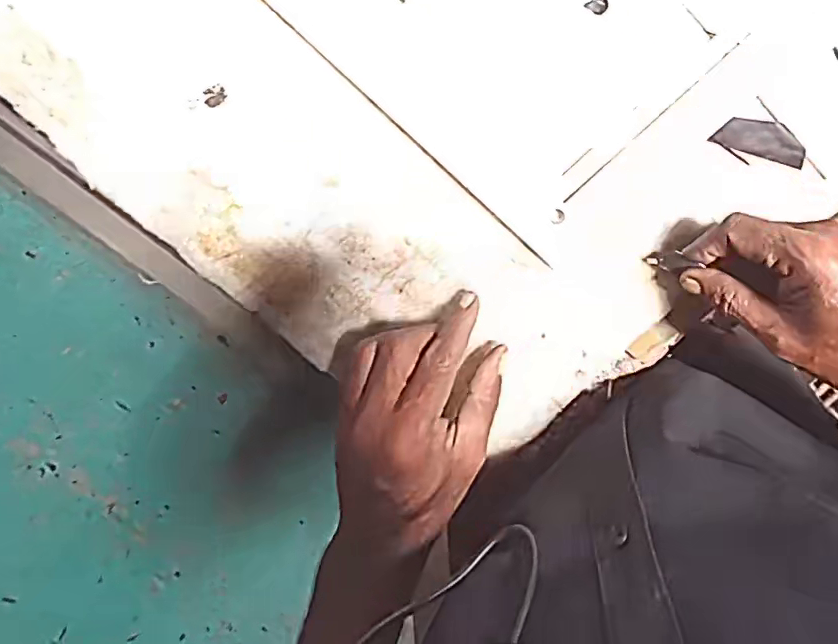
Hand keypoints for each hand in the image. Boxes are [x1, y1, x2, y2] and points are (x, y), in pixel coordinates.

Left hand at [331, 293, 504, 561]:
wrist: (380, 536)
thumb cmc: (431, 499)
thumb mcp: (470, 455)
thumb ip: (483, 398)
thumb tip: (496, 353)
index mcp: (414, 430)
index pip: (438, 359)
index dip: (457, 325)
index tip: (469, 302)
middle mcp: (377, 417)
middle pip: (402, 346)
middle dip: (431, 330)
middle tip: (451, 333)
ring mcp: (353, 415)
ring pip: (375, 348)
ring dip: (405, 336)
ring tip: (427, 343)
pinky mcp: (341, 414)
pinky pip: (355, 362)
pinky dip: (379, 347)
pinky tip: (398, 353)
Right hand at [679, 214, 837, 414]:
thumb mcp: (782, 335)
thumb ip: (731, 300)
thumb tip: (698, 280)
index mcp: (808, 250)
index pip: (736, 228)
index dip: (705, 248)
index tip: (690, 267)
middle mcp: (826, 232)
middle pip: (754, 228)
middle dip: (725, 256)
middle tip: (705, 284)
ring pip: (772, 234)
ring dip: (749, 259)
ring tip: (738, 294)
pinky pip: (795, 241)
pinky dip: (774, 260)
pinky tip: (769, 289)